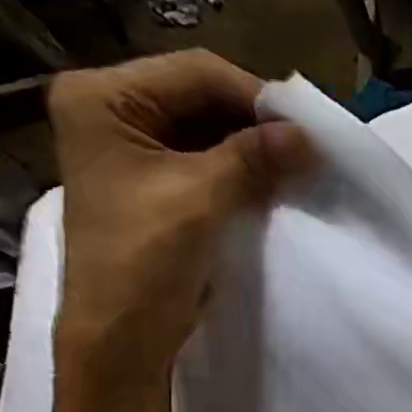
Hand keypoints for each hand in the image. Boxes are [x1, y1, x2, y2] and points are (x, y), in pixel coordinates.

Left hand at [49, 49, 316, 396]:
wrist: (122, 338)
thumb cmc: (142, 261)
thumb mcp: (198, 199)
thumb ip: (252, 159)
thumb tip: (309, 136)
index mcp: (102, 97)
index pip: (195, 74)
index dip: (254, 97)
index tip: (307, 129)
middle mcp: (115, 113)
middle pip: (203, 99)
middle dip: (257, 125)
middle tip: (310, 150)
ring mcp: (137, 152)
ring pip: (211, 133)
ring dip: (256, 151)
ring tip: (301, 169)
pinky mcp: (160, 188)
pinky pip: (211, 165)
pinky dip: (245, 173)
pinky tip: (278, 186)